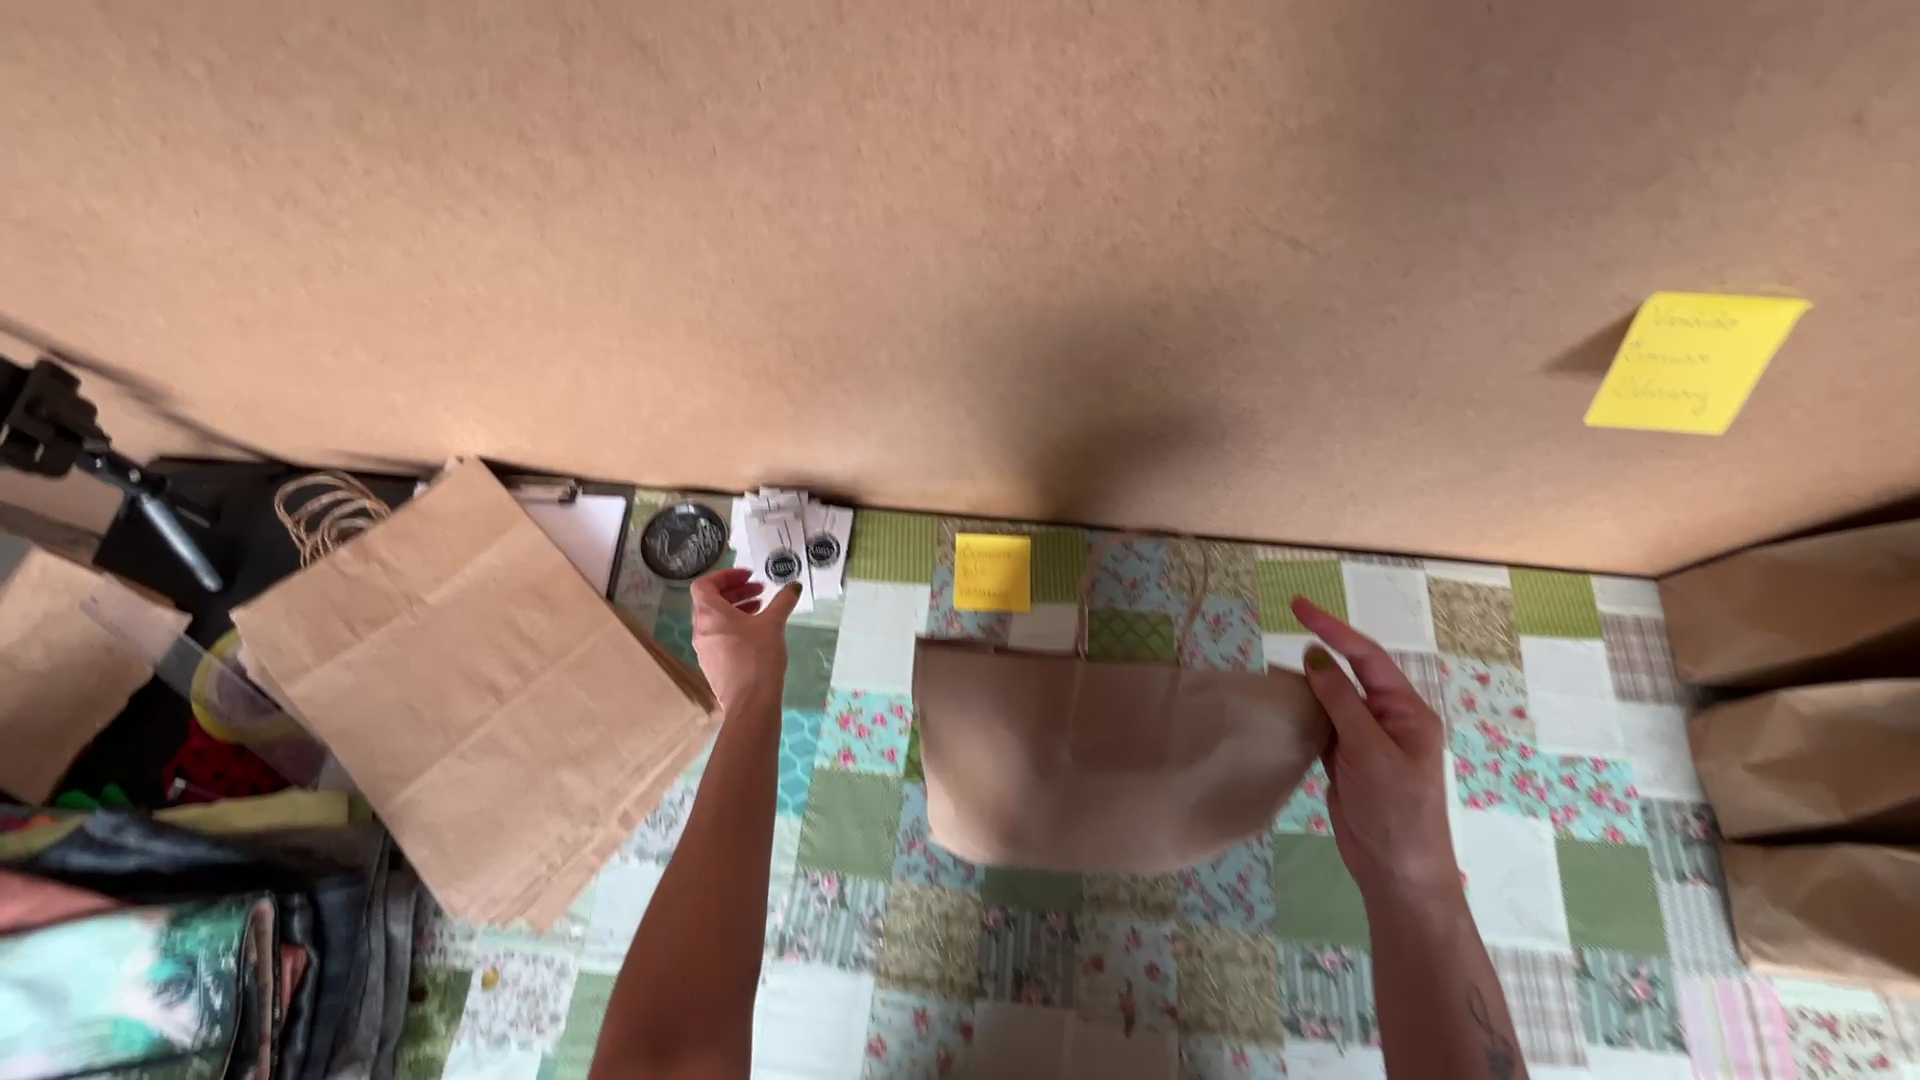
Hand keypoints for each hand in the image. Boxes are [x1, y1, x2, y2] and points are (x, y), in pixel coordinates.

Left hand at [691, 569, 801, 711]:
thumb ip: (783, 601)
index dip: (725, 576)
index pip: (705, 584)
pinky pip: (719, 636)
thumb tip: (794, 586)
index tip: (749, 576)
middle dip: (735, 592)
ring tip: (761, 610)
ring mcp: (704, 649)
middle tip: (760, 590)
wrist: (750, 702)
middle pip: (710, 601)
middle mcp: (701, 629)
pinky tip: (757, 634)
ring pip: (715, 620)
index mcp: (710, 614)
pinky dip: (734, 627)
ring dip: (736, 609)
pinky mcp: (712, 664)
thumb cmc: (758, 657)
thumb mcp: (773, 624)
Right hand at [1291, 596, 1459, 903]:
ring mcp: (1364, 740)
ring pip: (1331, 698)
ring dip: (1305, 683)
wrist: (1395, 869)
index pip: (1367, 658)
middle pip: (1350, 673)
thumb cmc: (1395, 810)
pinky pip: (1320, 724)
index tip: (1298, 608)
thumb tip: (1315, 658)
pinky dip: (1300, 711)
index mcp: (1406, 712)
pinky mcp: (1344, 759)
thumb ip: (1342, 703)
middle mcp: (1386, 719)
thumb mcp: (1370, 752)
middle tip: (1285, 624)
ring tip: (1273, 669)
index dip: (1333, 630)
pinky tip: (1279, 703)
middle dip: (1321, 649)